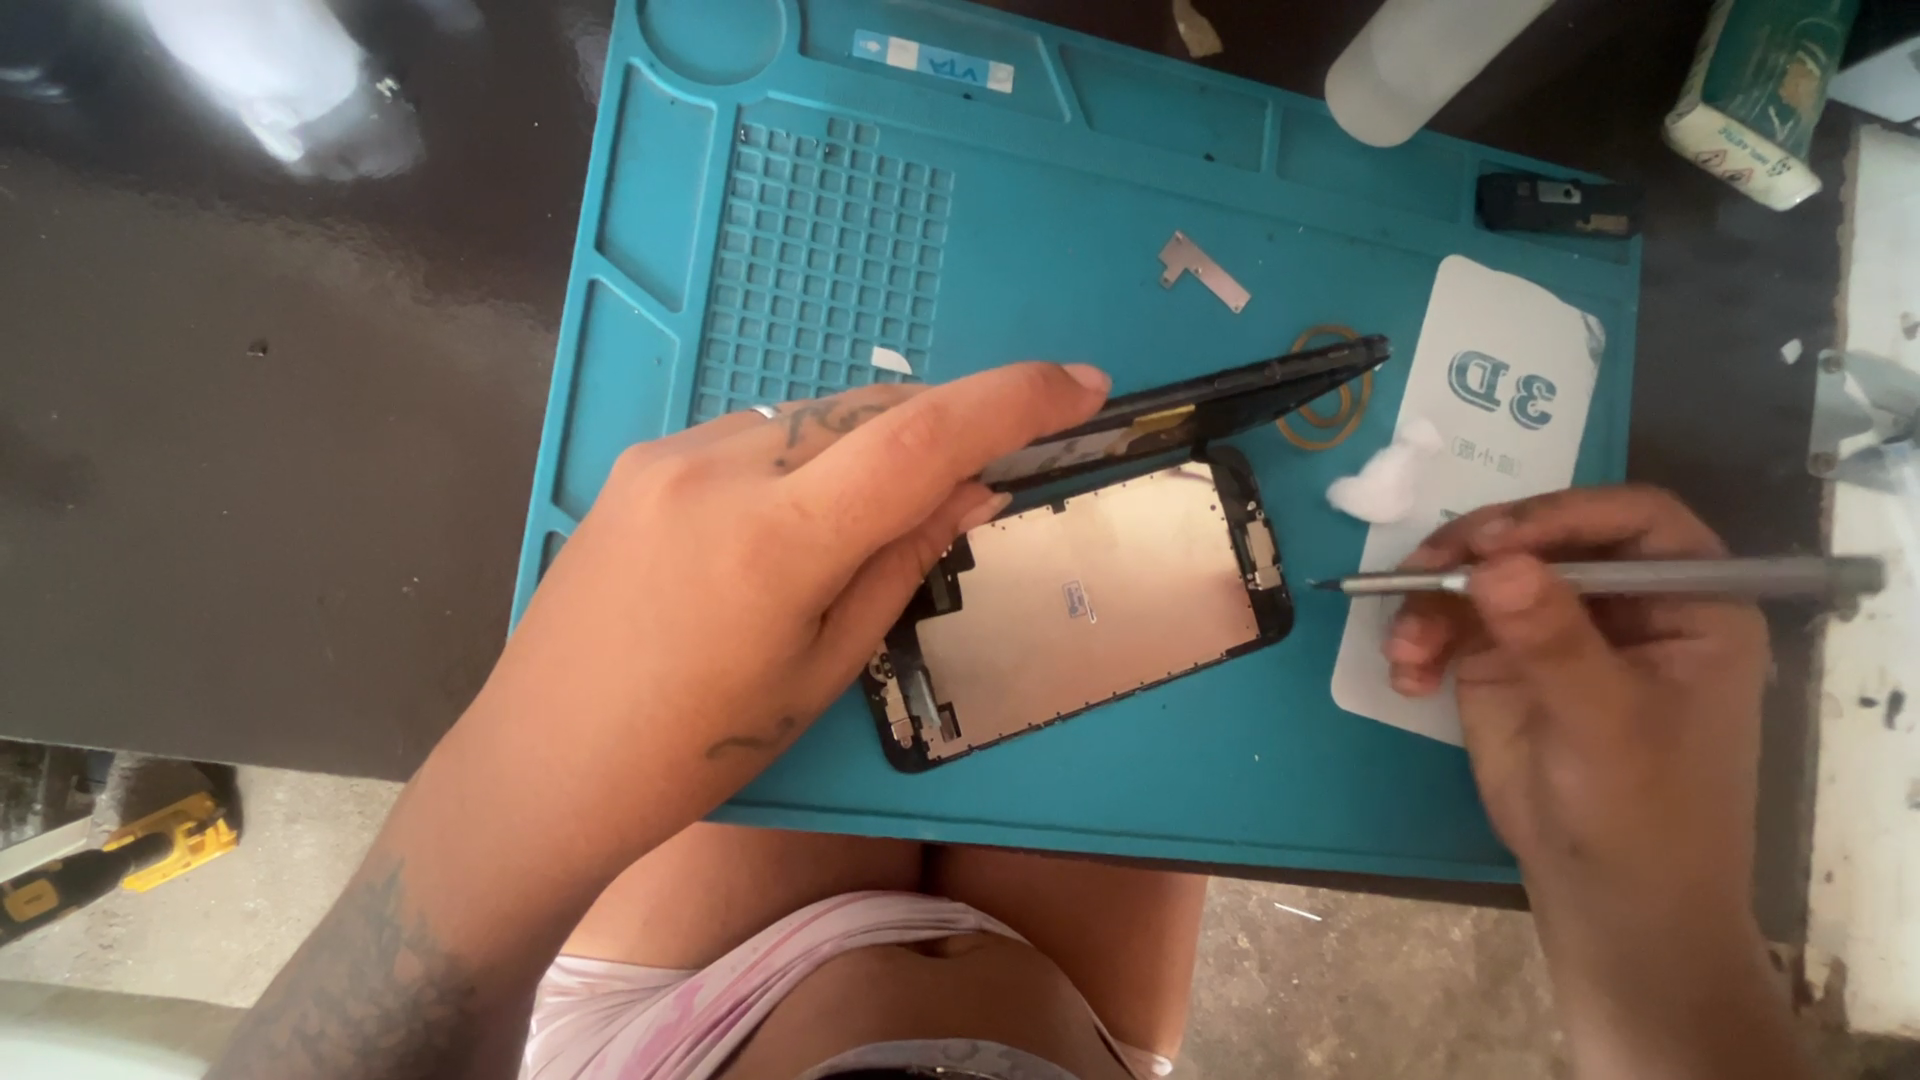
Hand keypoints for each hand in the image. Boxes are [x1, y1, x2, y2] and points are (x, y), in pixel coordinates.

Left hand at [458, 363, 1109, 855]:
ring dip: (877, 441)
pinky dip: (815, 451)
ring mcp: (672, 451)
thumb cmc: (701, 747)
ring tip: (888, 503)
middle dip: (946, 424)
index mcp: (776, 541)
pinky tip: (808, 506)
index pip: (918, 438)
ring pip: (816, 415)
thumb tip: (973, 487)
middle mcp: (720, 466)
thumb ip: (903, 560)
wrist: (542, 763)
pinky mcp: (643, 456)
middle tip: (986, 462)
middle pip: (872, 410)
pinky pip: (762, 431)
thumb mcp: (824, 668)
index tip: (1081, 382)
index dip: (1013, 398)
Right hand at [1383, 485, 1768, 922]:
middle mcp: (1615, 603)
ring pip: (1476, 577)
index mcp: (1684, 604)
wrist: (1600, 887)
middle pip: (1536, 539)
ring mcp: (1548, 629)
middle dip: (1469, 555)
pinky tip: (1407, 678)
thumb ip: (1554, 640)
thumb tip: (1494, 564)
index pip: (1632, 521)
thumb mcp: (1606, 722)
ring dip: (1427, 604)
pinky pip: (1444, 621)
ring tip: (1404, 653)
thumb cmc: (1641, 810)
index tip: (1490, 544)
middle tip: (1418, 574)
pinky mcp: (1496, 658)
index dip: (1561, 516)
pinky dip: (1416, 641)